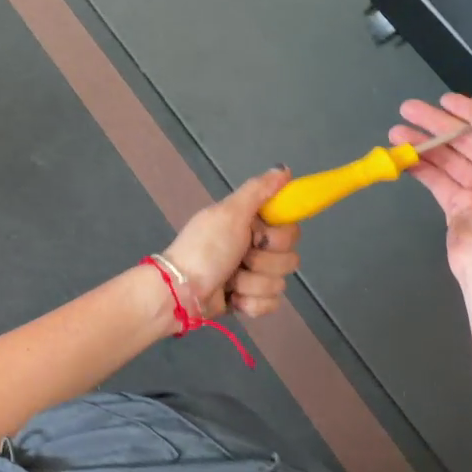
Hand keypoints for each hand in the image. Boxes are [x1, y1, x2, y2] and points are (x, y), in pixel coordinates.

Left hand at [161, 168, 299, 317]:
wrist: (181, 290)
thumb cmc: (205, 249)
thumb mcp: (229, 213)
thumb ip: (258, 190)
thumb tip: (284, 168)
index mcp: (250, 225)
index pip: (290, 231)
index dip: (278, 237)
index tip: (258, 236)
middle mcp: (253, 248)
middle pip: (289, 259)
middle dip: (262, 262)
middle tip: (239, 259)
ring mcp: (252, 276)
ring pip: (279, 283)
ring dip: (252, 283)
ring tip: (229, 280)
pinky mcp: (249, 300)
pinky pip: (270, 304)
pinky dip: (251, 303)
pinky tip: (233, 298)